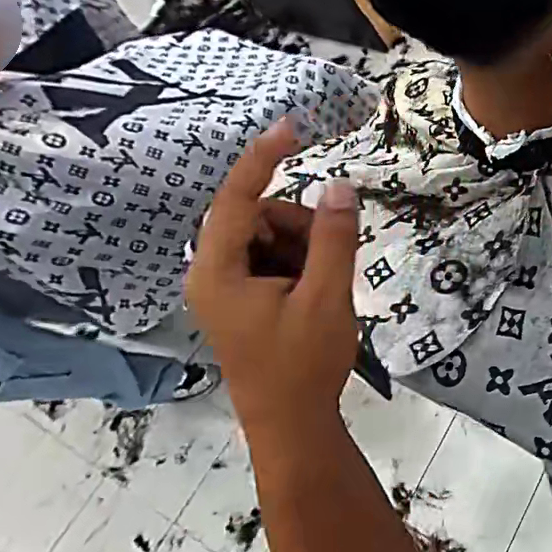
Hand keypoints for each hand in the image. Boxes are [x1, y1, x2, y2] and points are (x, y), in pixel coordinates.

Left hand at [187, 123, 359, 429]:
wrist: (292, 424)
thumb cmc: (303, 364)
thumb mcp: (326, 297)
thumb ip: (332, 239)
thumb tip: (340, 187)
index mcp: (217, 272)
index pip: (236, 199)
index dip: (262, 159)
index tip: (291, 127)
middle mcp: (212, 275)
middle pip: (258, 218)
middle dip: (300, 228)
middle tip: (331, 261)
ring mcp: (226, 289)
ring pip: (269, 238)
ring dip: (305, 249)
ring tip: (325, 287)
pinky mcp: (243, 301)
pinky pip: (273, 260)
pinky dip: (301, 265)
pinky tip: (317, 294)